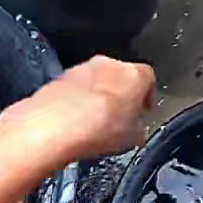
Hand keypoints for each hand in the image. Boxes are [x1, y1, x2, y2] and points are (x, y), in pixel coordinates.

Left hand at [0, 56, 154, 165]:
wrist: (54, 128)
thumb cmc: (95, 128)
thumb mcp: (133, 138)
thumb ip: (139, 128)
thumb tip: (135, 130)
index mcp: (134, 74)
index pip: (149, 79)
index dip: (147, 97)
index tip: (143, 111)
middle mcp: (109, 64)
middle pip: (122, 76)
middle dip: (122, 96)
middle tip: (120, 119)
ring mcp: (82, 69)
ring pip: (98, 80)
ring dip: (99, 97)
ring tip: (96, 124)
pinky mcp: (60, 77)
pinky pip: (76, 87)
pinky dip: (78, 100)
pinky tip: (76, 122)